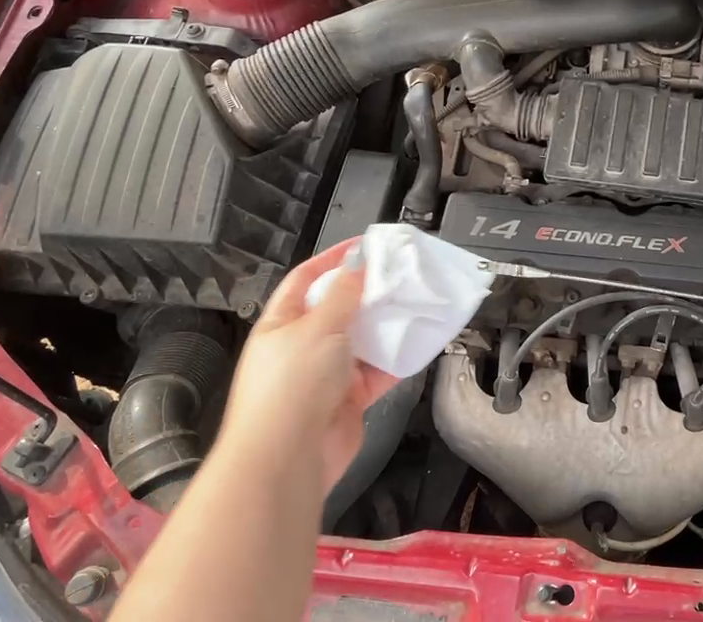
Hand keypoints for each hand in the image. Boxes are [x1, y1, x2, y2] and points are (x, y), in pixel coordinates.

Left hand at [221, 238, 400, 490]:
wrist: (289, 458)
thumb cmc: (292, 385)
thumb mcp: (317, 327)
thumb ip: (343, 293)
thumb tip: (358, 261)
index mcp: (282, 324)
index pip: (307, 279)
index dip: (334, 259)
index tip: (366, 244)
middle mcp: (303, 346)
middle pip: (340, 308)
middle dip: (369, 291)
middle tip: (403, 272)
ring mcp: (327, 374)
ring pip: (364, 339)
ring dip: (388, 323)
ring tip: (417, 300)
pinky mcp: (351, 398)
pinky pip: (381, 370)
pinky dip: (399, 357)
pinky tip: (420, 340)